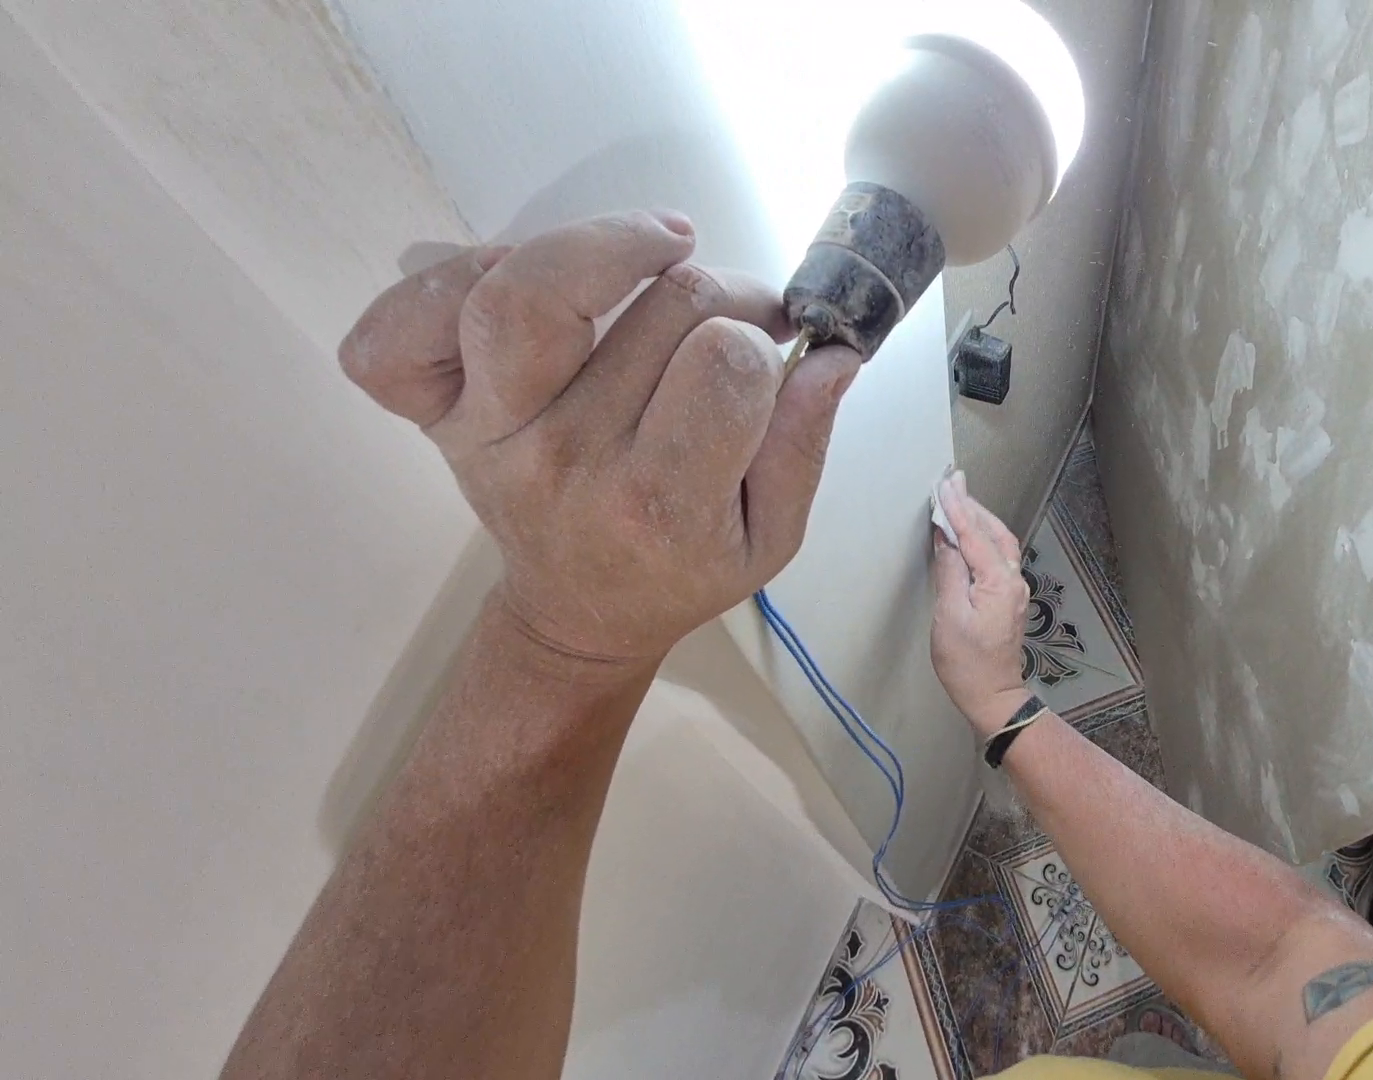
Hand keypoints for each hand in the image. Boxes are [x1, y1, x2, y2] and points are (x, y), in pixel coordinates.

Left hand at [340, 211, 861, 677]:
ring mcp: (488, 433)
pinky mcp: (434, 415)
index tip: (776, 347)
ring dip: (613, 242)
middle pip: (659, 311)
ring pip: (527, 289)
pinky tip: (532, 270)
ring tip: (665, 246)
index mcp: (663, 503)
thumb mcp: (772, 536)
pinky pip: (400, 325)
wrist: (582, 611)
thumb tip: (834, 354)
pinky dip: (455, 271)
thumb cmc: (685, 572)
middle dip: (725, 289)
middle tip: (744, 311)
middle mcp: (570, 461)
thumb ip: (804, 447)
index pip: (727, 366)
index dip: (765, 337)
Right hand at [930, 471, 1032, 735]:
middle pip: (993, 532)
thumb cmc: (966, 662)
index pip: (974, 535)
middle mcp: (1012, 580)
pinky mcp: (1009, 598)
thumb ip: (950, 572)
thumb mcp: (950, 616)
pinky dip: (983, 538)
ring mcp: (1014, 589)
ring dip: (979, 519)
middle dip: (972, 505)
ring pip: (999, 542)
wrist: (992, 695)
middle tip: (952, 480)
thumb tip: (945, 537)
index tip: (944, 483)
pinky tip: (970, 534)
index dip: (957, 507)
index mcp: (998, 582)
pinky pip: (998, 556)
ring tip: (959, 499)